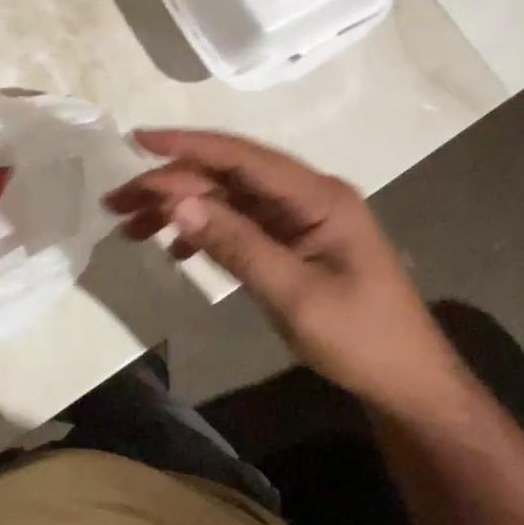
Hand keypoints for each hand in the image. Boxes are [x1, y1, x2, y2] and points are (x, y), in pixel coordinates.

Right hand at [105, 129, 460, 407]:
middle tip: (117, 203)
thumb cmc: (359, 339)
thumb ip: (236, 244)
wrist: (406, 383)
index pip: (241, 157)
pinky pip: (238, 226)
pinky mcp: (291, 245)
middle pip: (227, 177)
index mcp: (318, 197)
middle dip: (170, 184)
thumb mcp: (294, 294)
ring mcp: (299, 222)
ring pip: (227, 200)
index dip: (187, 145)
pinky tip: (176, 251)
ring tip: (131, 228)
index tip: (135, 141)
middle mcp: (307, 198)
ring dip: (180, 208)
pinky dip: (204, 233)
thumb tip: (177, 202)